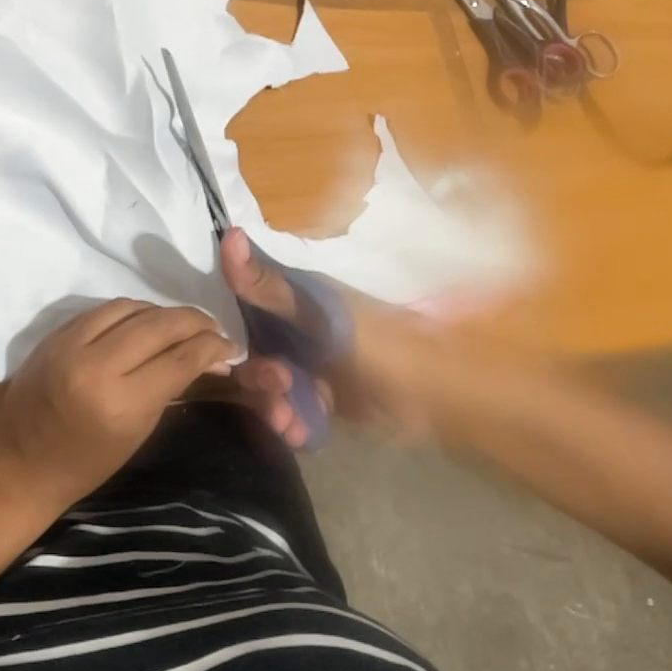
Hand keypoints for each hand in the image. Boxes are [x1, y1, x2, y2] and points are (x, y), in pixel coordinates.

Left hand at [0, 298, 236, 512]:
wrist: (21, 464)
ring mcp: (70, 344)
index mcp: (121, 402)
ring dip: (163, 312)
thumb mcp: (137, 431)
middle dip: (194, 321)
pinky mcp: (55, 334)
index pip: (180, 358)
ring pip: (131, 307)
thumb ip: (170, 387)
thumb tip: (208, 358)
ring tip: (182, 323)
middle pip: (159, 324)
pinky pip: (103, 309)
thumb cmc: (86, 464)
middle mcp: (95, 365)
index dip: (212, 346)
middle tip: (213, 328)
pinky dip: (131, 311)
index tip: (229, 345)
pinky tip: (146, 321)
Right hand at [220, 228, 549, 447]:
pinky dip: (292, 424)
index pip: (242, 310)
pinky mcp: (324, 399)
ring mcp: (310, 367)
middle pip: (251, 356)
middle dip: (257, 383)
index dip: (230, 336)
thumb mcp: (322, 315)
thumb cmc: (385, 346)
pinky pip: (291, 411)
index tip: (232, 360)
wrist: (442, 399)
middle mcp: (296, 330)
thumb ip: (271, 286)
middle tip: (277, 400)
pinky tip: (300, 436)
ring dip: (273, 408)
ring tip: (290, 426)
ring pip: (268, 388)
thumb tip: (229, 234)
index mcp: (294, 301)